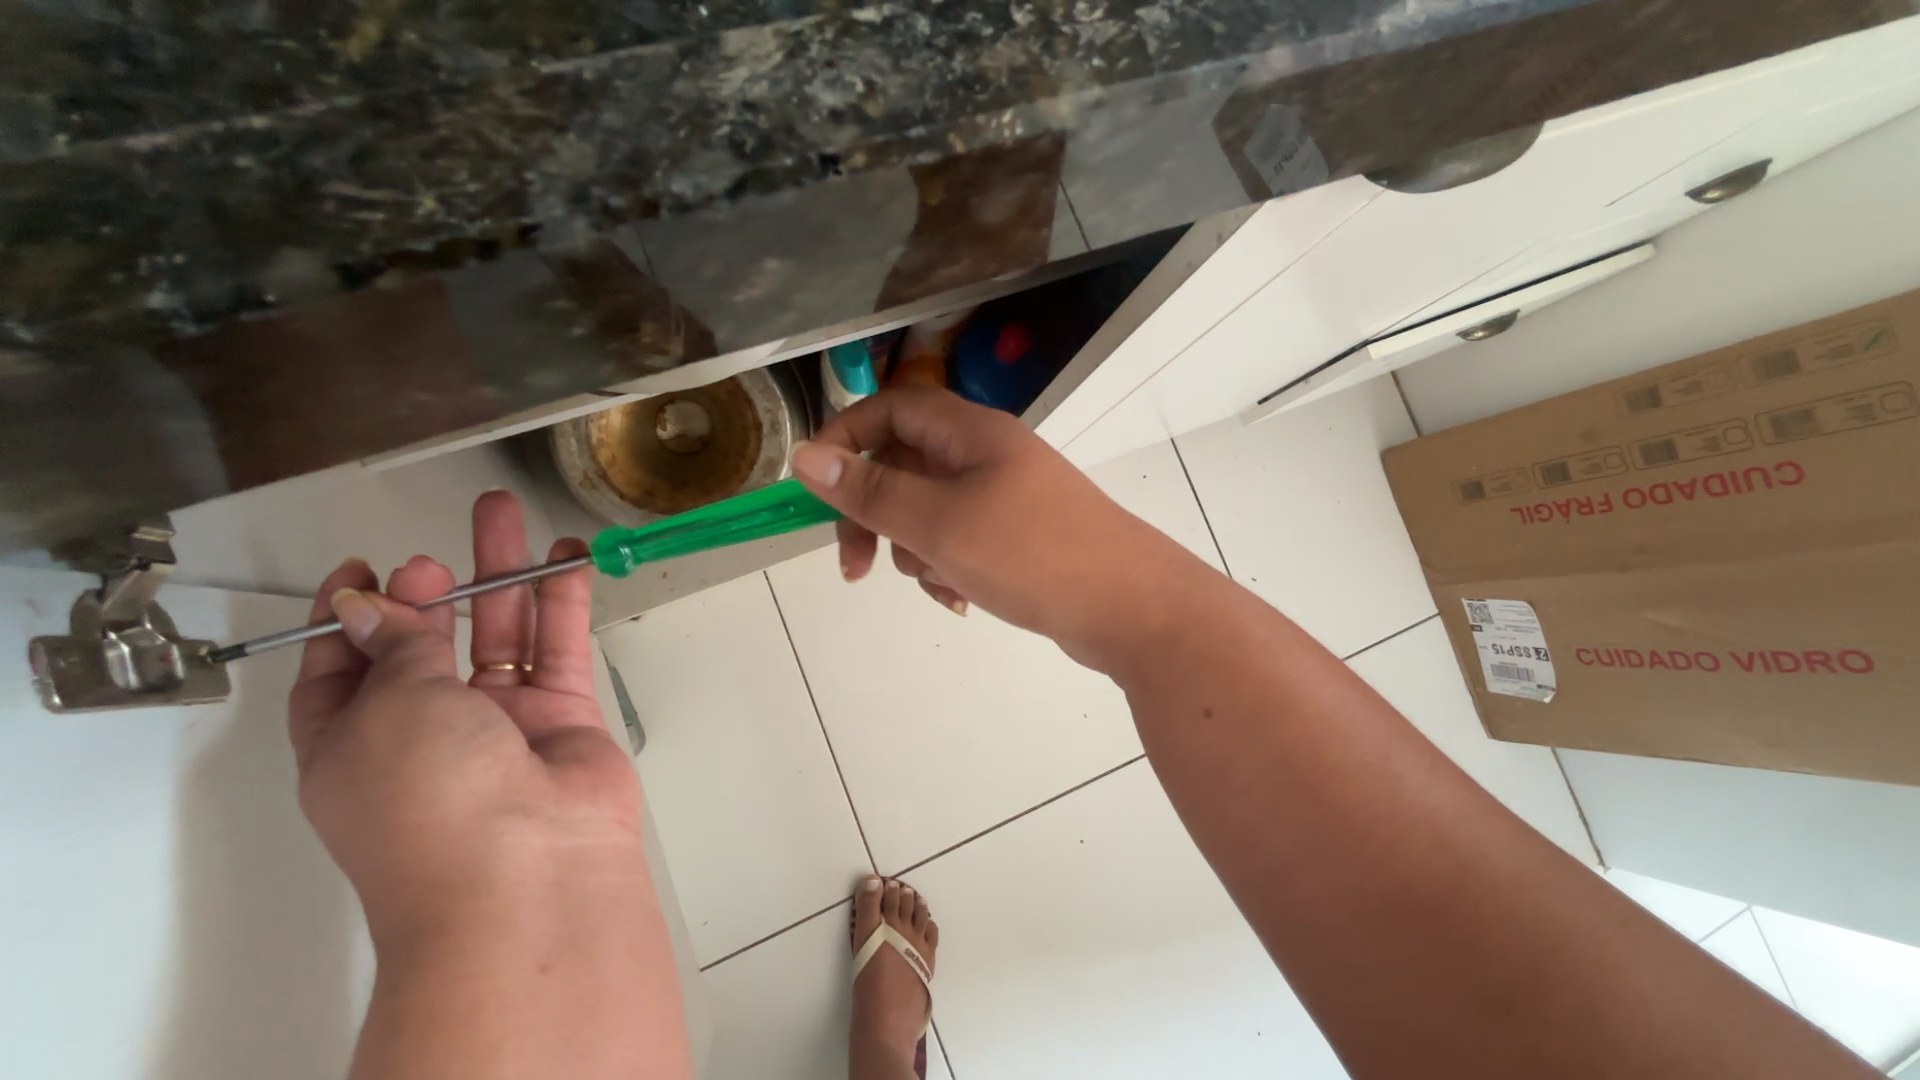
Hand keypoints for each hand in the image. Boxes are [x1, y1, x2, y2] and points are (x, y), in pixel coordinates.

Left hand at [286, 491, 643, 945]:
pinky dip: (562, 600)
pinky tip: (566, 555)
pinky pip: (557, 648)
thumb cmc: (426, 795)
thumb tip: (369, 605)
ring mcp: (500, 724)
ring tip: (509, 515)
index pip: (338, 669)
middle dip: (429, 592)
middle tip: (439, 555)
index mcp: (353, 743)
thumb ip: (396, 644)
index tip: (361, 569)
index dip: (345, 617)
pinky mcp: (562, 717)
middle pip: (425, 645)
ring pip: (498, 636)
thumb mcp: (388, 709)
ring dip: (502, 576)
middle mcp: (425, 732)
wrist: (528, 872)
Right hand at [790, 387, 1198, 669]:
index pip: (889, 410)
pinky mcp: (1016, 538)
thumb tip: (804, 456)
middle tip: (856, 568)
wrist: (1132, 610)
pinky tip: (961, 600)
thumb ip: (871, 491)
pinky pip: (958, 543)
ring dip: (915, 551)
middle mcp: (986, 456)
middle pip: (902, 467)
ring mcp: (1004, 498)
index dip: (845, 440)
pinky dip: (947, 569)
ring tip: (941, 582)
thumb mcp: (940, 524)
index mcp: (970, 434)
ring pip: (927, 513)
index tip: (816, 492)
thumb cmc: (1034, 555)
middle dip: (874, 516)